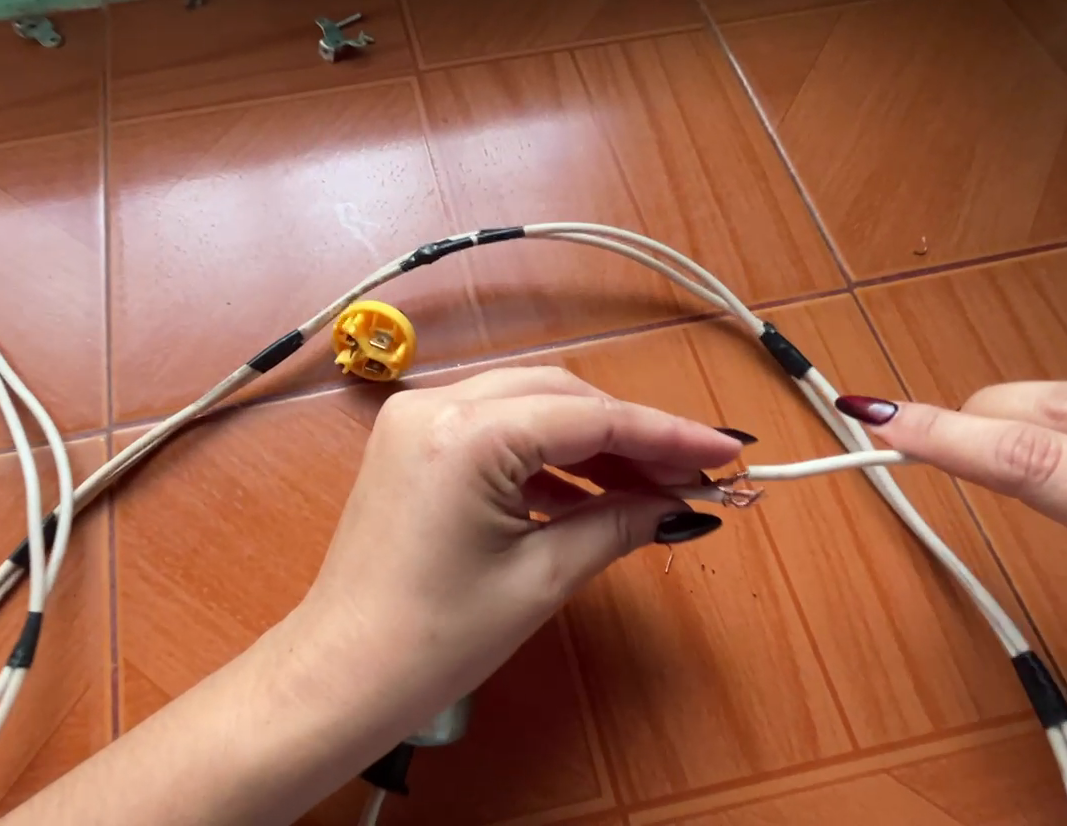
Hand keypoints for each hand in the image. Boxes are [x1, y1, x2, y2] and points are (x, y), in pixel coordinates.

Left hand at [293, 366, 742, 736]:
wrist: (341, 672)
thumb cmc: (435, 638)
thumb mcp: (539, 579)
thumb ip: (615, 524)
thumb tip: (679, 504)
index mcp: (466, 432)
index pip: (589, 416)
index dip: (665, 434)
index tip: (724, 451)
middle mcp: (435, 402)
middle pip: (558, 395)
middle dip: (627, 433)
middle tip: (688, 477)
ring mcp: (416, 415)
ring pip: (526, 404)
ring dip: (587, 441)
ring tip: (646, 489)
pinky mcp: (411, 438)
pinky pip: (493, 427)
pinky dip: (542, 453)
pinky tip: (584, 491)